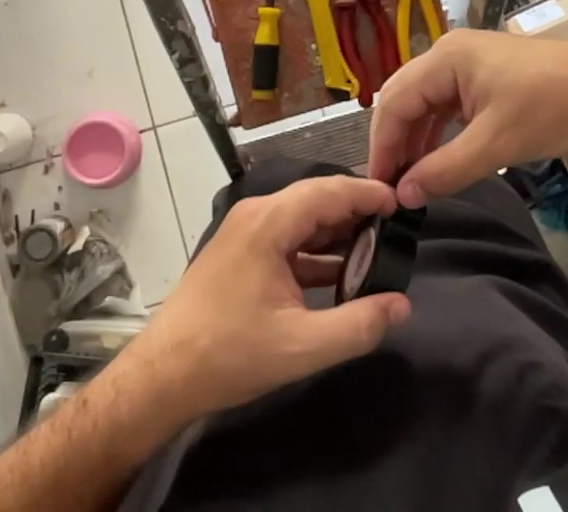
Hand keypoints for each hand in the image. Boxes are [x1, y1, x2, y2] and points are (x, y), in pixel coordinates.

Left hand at [119, 175, 411, 419]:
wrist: (163, 376)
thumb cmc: (229, 354)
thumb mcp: (302, 346)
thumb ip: (359, 325)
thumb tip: (402, 305)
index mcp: (268, 223)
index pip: (328, 191)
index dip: (368, 195)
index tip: (404, 204)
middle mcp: (256, 216)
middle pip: (316, 200)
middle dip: (357, 213)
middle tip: (397, 230)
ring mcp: (245, 234)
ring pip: (302, 221)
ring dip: (338, 234)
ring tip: (378, 252)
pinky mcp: (241, 255)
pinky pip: (287, 240)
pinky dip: (316, 253)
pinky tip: (342, 276)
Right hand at [367, 30, 567, 207]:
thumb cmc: (553, 110)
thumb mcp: (496, 145)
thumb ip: (444, 171)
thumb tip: (403, 196)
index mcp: (446, 57)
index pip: (394, 101)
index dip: (382, 146)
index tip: (379, 187)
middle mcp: (449, 53)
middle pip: (404, 97)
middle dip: (394, 141)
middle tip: (390, 185)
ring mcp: (468, 62)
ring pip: (424, 103)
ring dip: (414, 139)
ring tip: (409, 179)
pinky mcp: (485, 76)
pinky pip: (446, 105)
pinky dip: (436, 132)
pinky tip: (435, 159)